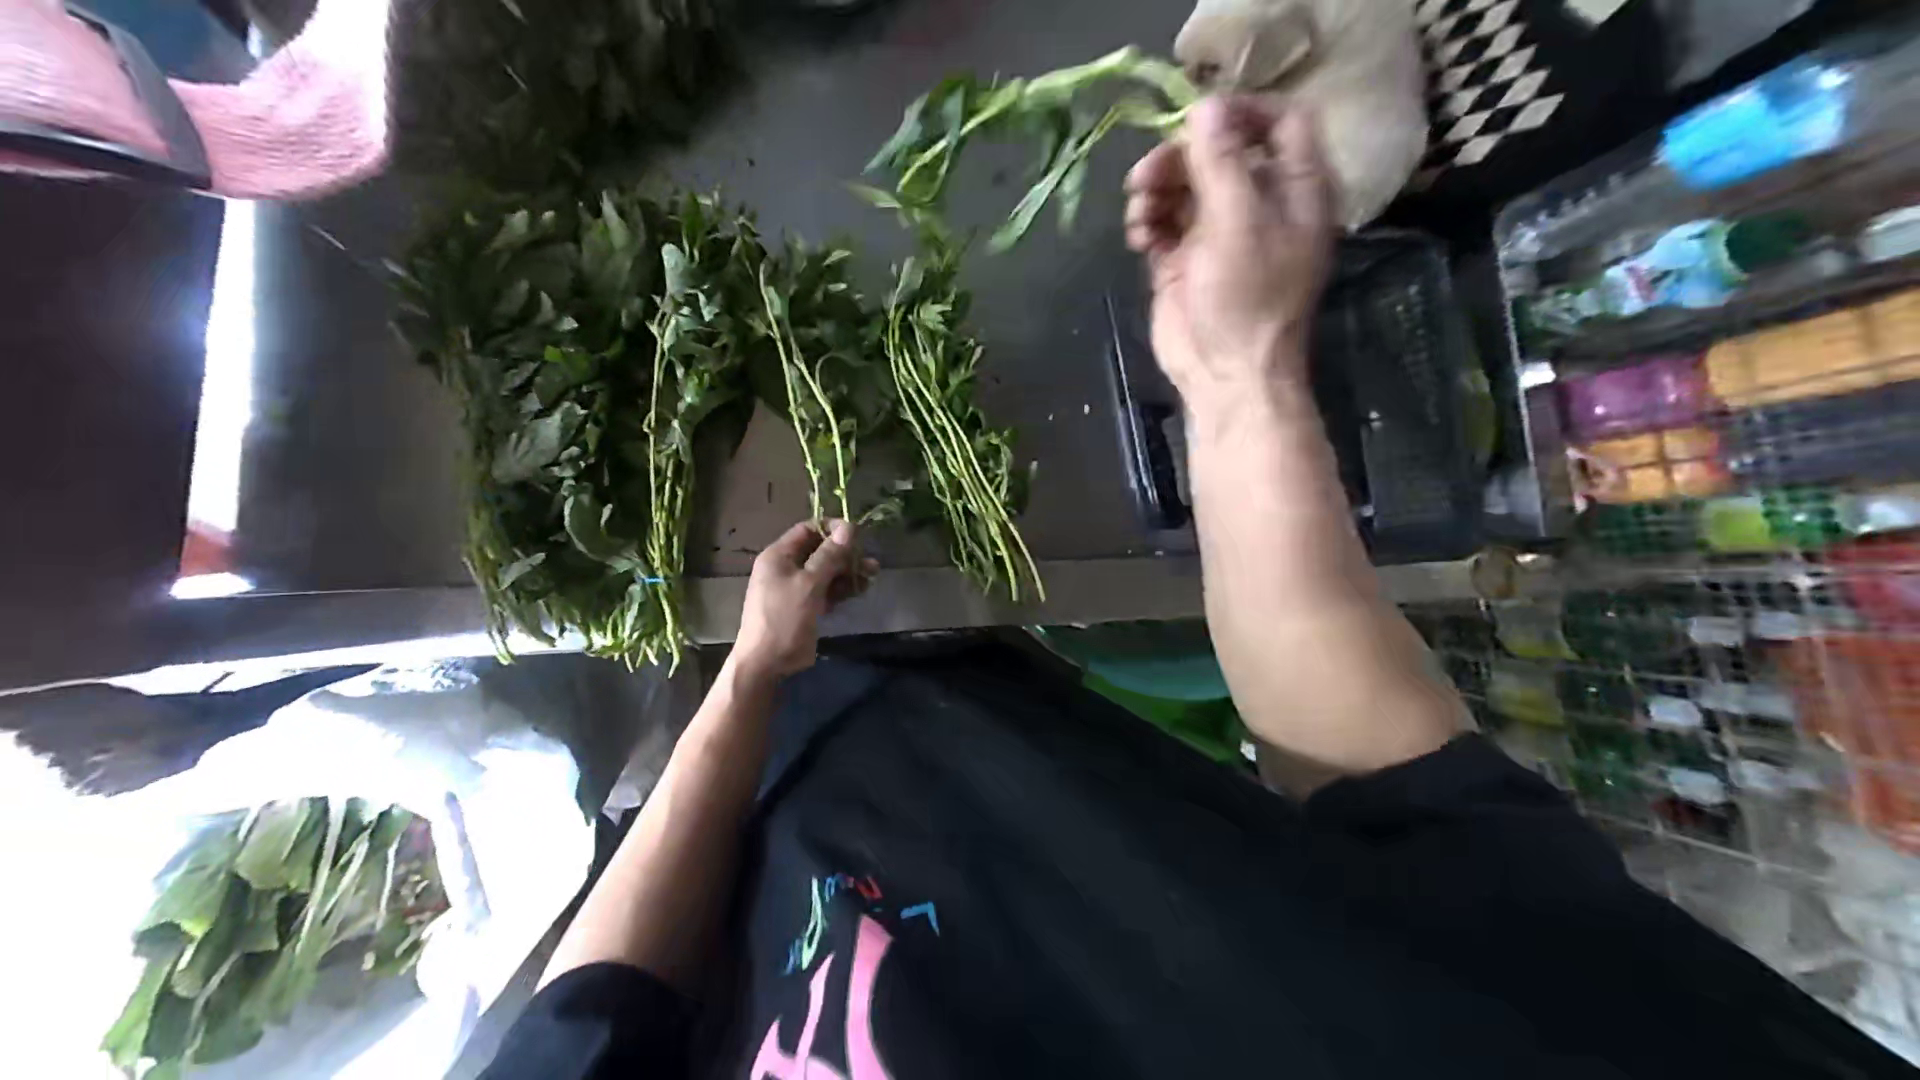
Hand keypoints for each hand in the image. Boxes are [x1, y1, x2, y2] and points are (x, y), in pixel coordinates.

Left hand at [731, 520, 876, 684]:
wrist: (768, 663)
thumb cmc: (784, 618)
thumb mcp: (808, 583)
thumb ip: (829, 555)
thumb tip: (849, 527)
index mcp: (779, 556)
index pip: (808, 529)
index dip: (832, 529)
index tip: (857, 534)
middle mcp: (787, 567)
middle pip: (820, 551)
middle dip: (846, 553)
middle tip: (868, 559)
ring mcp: (797, 588)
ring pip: (827, 571)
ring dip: (849, 571)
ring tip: (872, 574)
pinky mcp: (807, 606)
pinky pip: (828, 590)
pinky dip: (844, 588)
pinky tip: (862, 588)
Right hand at [1124, 96, 1335, 415]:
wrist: (1224, 373)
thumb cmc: (1247, 299)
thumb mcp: (1239, 223)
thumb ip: (1221, 163)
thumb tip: (1202, 107)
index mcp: (1293, 189)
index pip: (1279, 123)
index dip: (1240, 111)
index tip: (1195, 118)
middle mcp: (1257, 205)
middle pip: (1217, 154)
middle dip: (1179, 159)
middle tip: (1145, 176)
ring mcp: (1216, 236)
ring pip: (1182, 188)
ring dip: (1155, 191)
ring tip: (1139, 213)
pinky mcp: (1182, 263)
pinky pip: (1161, 224)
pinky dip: (1147, 223)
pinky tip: (1138, 237)